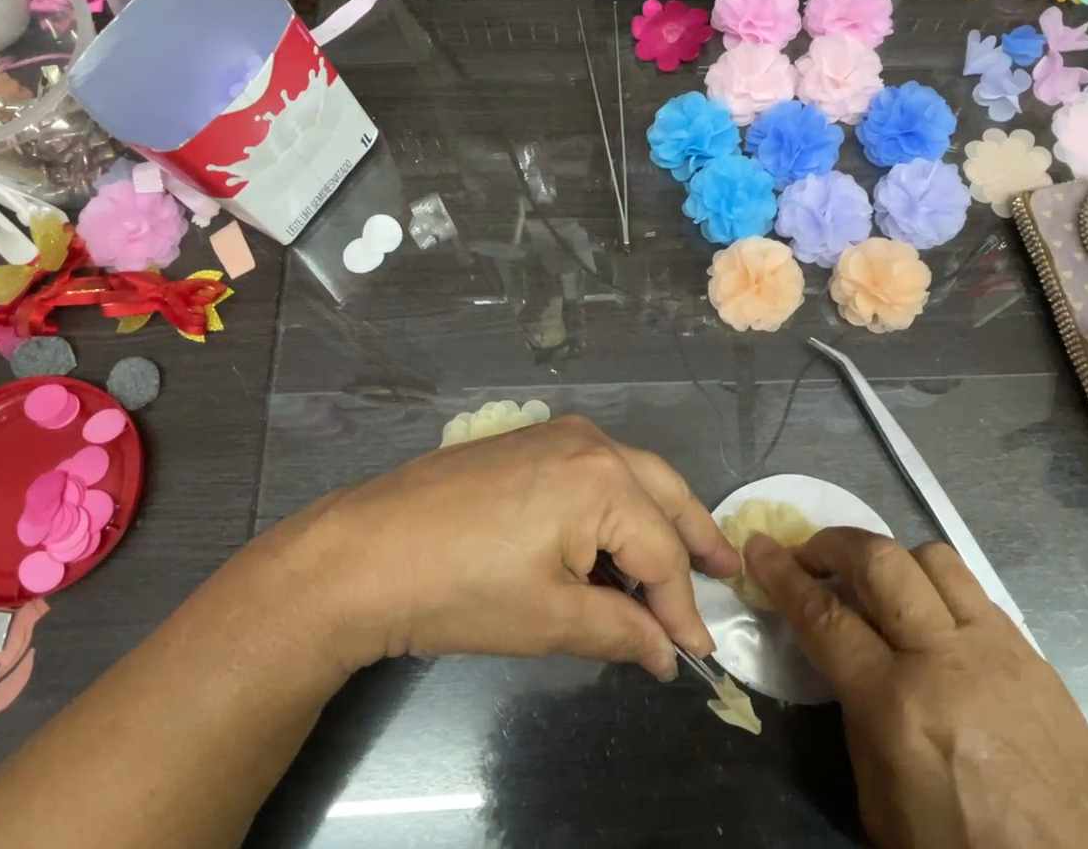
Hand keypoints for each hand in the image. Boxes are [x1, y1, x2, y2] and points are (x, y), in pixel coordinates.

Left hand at [297, 416, 739, 677]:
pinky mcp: (526, 442)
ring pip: (631, 477)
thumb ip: (621, 631)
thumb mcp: (550, 619)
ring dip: (658, 519)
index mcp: (603, 481)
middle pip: (663, 494)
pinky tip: (615, 540)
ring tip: (681, 559)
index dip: (683, 607)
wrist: (361, 555)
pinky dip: (617, 506)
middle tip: (726, 571)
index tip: (698, 652)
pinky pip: (594, 471)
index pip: (662, 553)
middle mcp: (589, 443)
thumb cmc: (462, 590)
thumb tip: (666, 652)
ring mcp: (554, 435)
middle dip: (695, 538)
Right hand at [744, 529, 1087, 848]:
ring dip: (891, 559)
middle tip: (810, 553)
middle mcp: (946, 660)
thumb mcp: (882, 803)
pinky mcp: (1030, 651)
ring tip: (874, 583)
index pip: (826, 618)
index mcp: (897, 707)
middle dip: (834, 543)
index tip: (759, 548)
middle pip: (881, 562)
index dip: (784, 577)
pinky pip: (972, 592)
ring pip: (933, 559)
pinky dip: (935, 588)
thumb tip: (850, 667)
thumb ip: (859, 721)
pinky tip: (928, 618)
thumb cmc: (964, 847)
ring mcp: (996, 648)